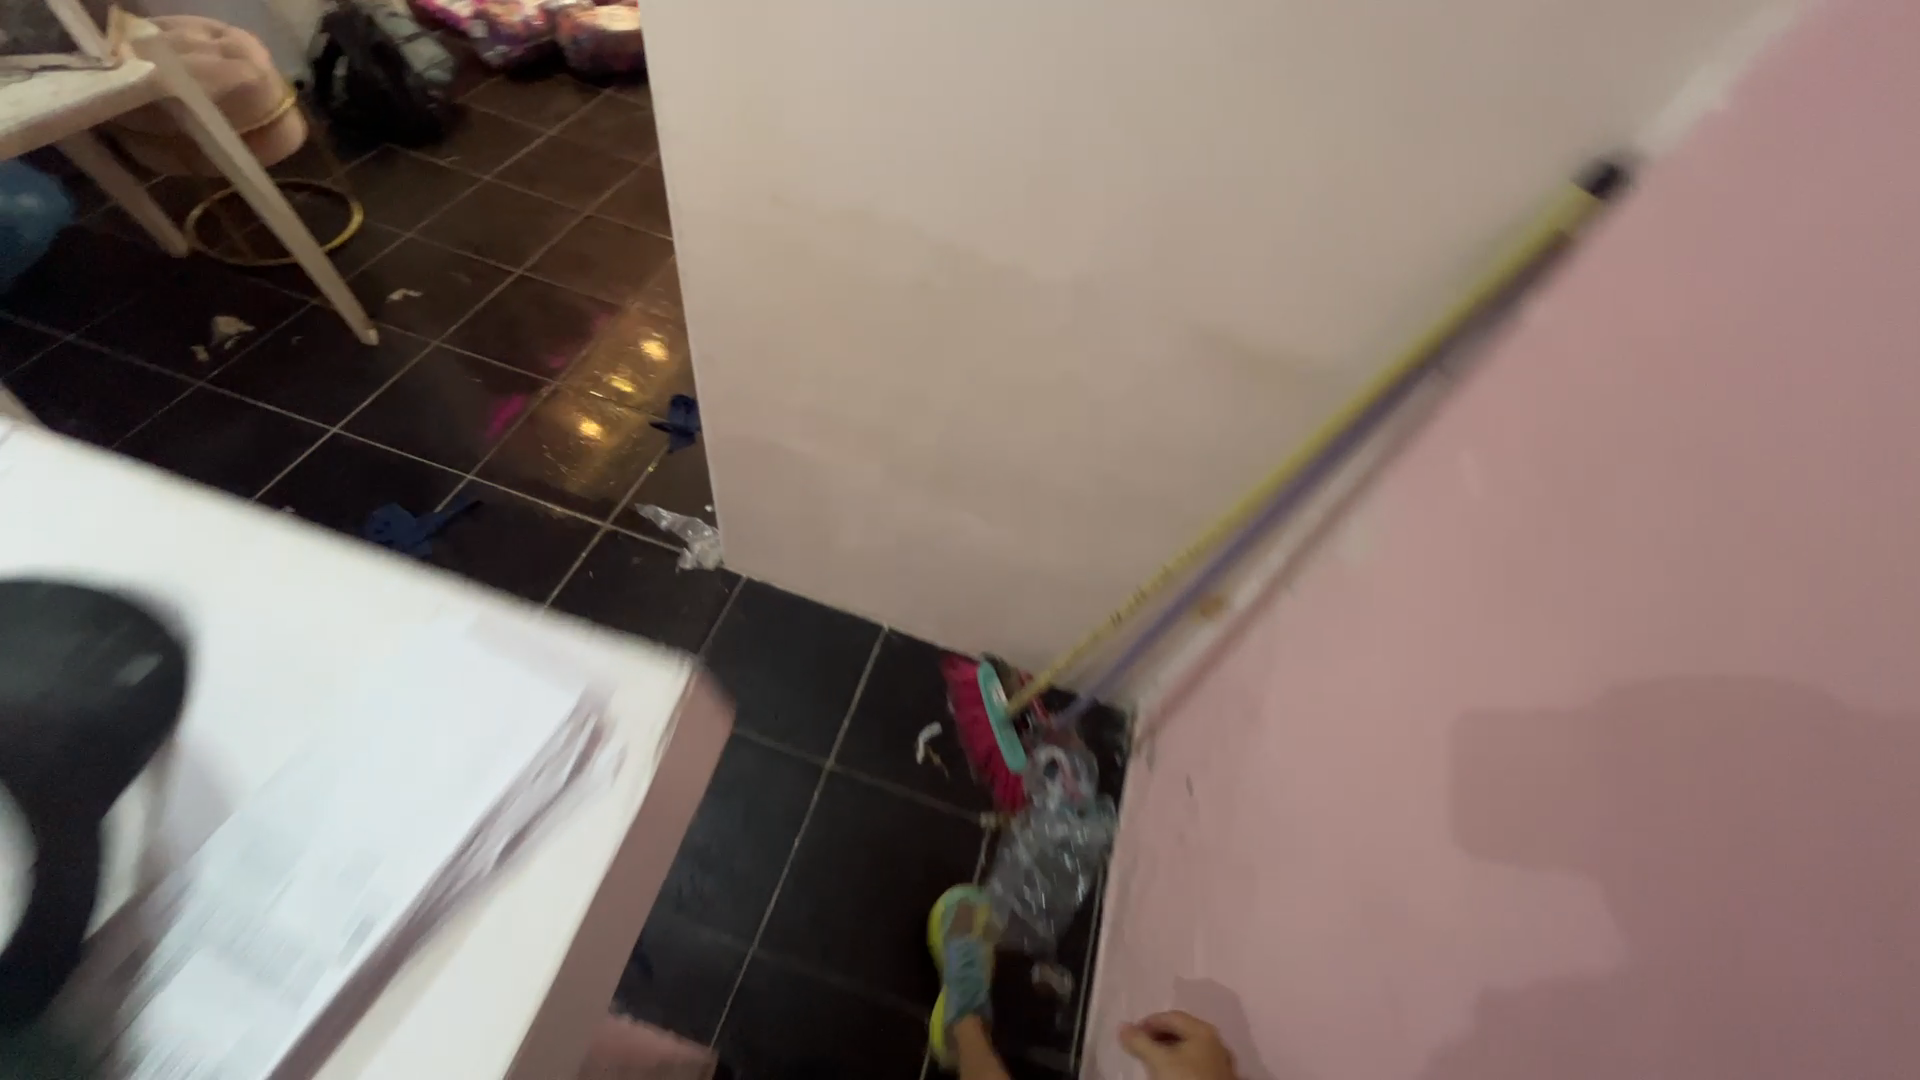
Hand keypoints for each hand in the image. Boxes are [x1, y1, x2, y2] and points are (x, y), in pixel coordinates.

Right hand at [1119, 1011, 1235, 1079]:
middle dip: (1158, 1037)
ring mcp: (1222, 1062)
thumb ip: (1139, 1041)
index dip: (1148, 1023)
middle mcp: (1216, 1041)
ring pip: (1190, 1050)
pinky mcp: (1222, 1079)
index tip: (1132, 1035)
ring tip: (1153, 1063)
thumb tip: (1122, 1027)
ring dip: (1169, 1052)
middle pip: (1181, 1031)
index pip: (1170, 1016)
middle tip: (1140, 1047)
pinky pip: (1197, 1064)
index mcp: (1203, 1029)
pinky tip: (1172, 1075)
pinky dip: (1181, 1065)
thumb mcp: (1158, 1061)